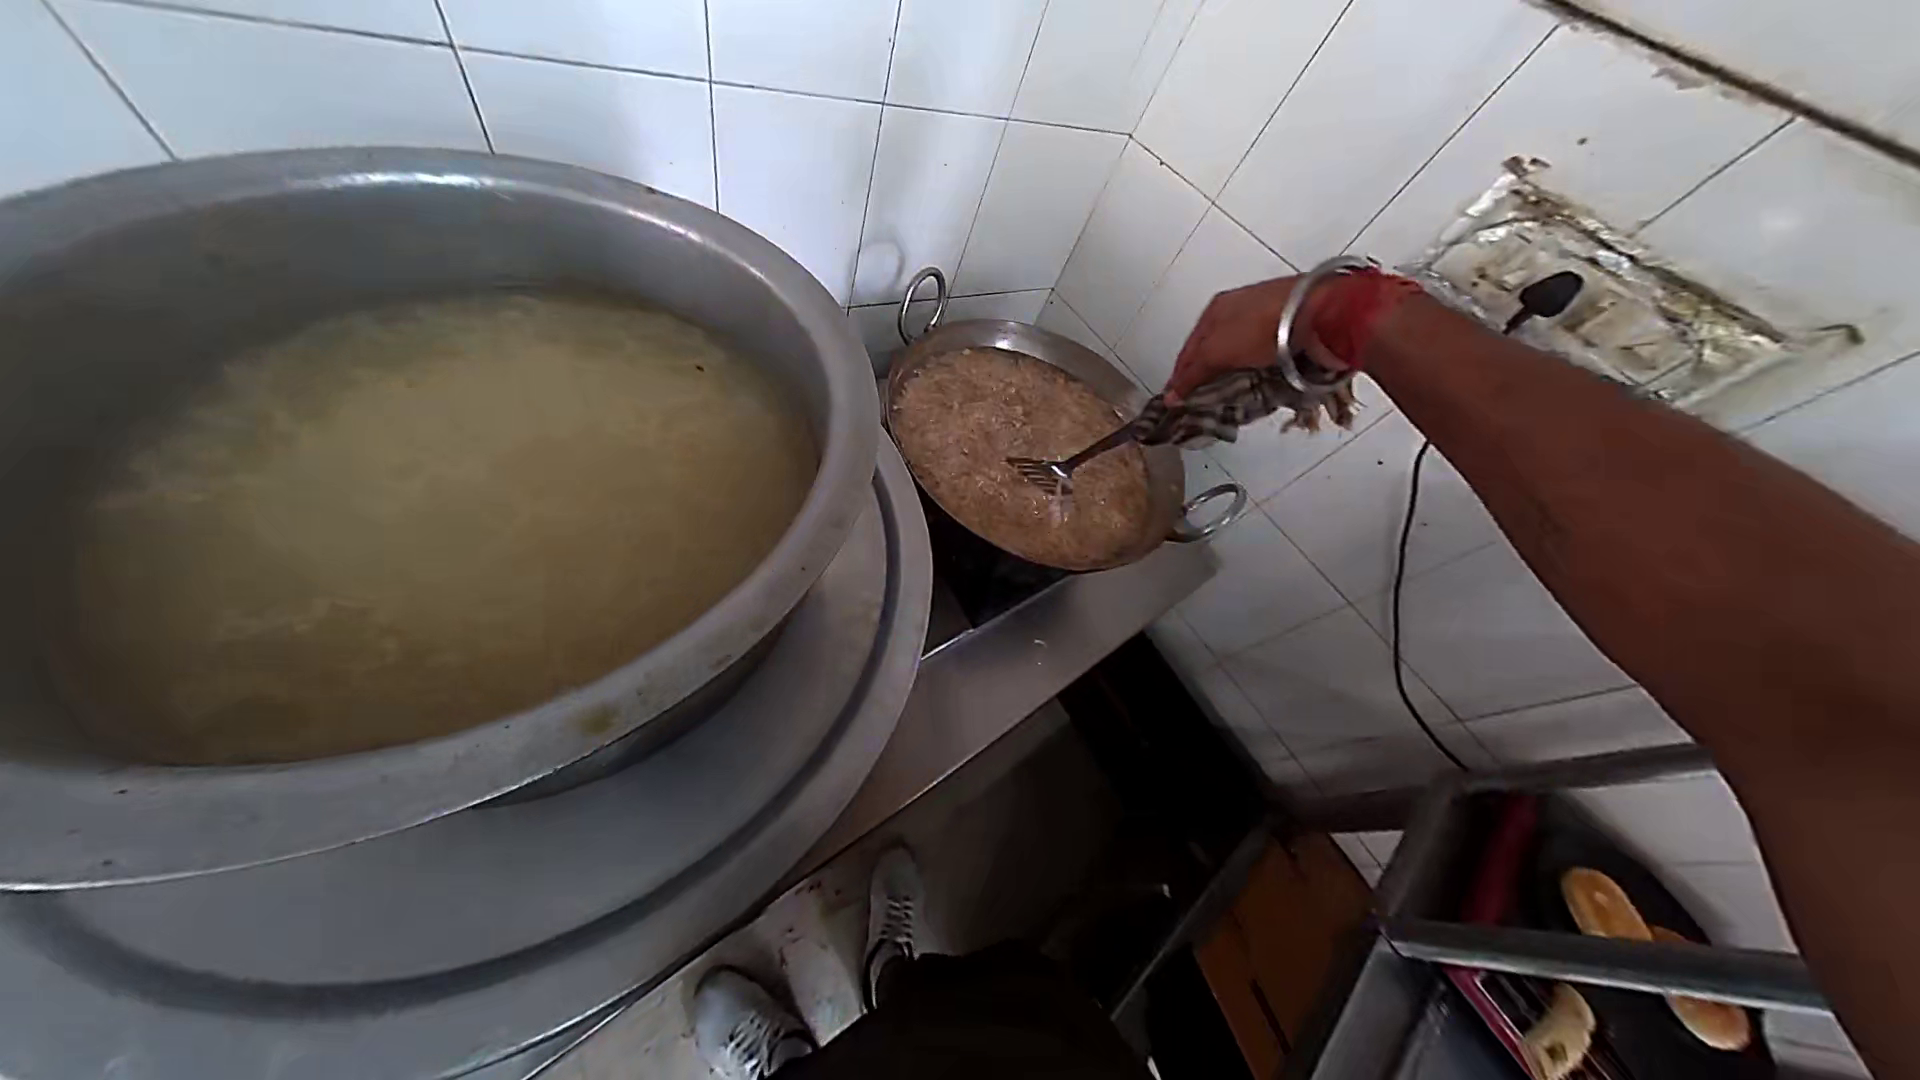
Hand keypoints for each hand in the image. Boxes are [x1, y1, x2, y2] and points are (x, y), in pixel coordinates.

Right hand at [1165, 277, 1346, 401]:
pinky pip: (1264, 356)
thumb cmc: (1263, 327)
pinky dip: (1257, 372)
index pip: (1188, 348)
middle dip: (1207, 376)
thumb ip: (1191, 375)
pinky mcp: (1290, 329)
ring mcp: (1267, 318)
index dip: (1180, 376)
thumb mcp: (1216, 352)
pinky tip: (1255, 385)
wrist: (1323, 315)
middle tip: (1201, 404)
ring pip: (1240, 354)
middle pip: (1213, 350)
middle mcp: (1240, 309)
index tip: (1175, 400)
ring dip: (1233, 376)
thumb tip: (1170, 398)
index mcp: (1216, 308)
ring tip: (1229, 400)